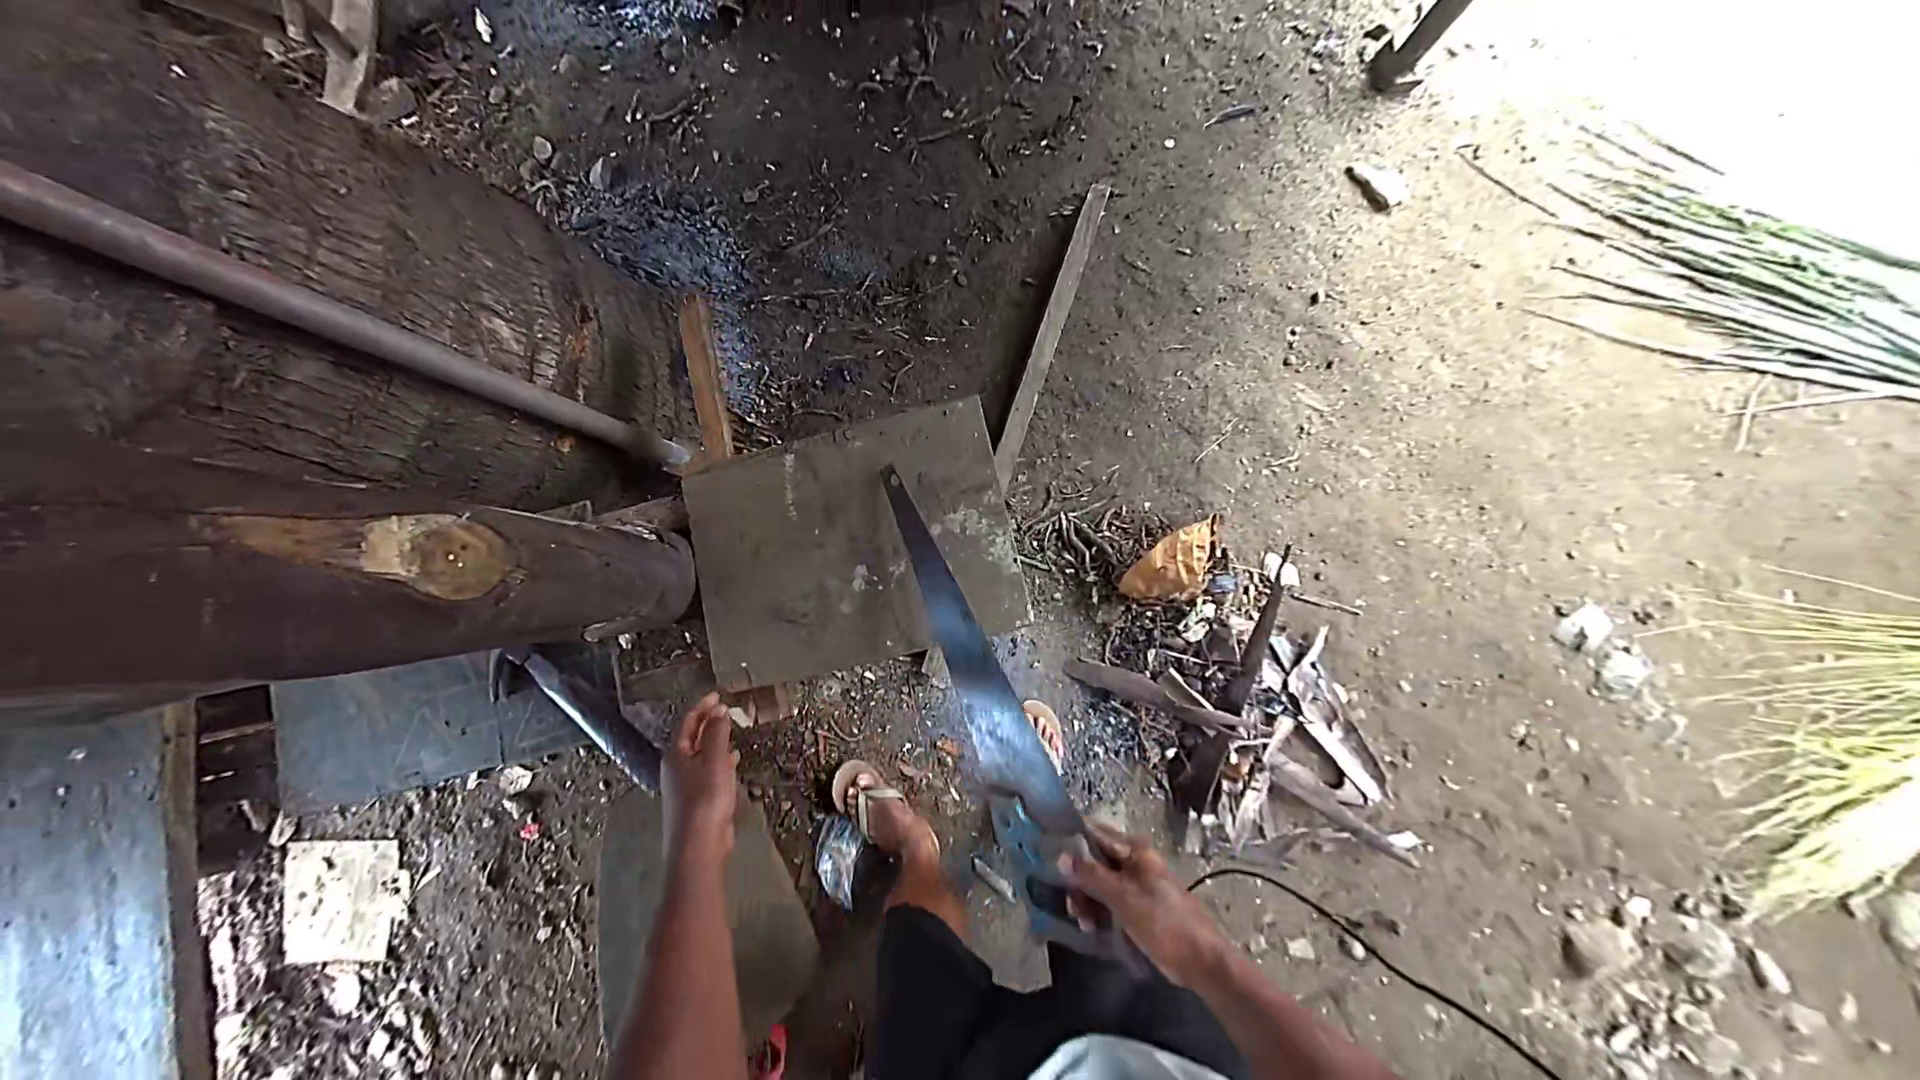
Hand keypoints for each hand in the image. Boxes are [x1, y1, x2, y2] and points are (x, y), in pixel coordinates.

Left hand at [663, 692, 736, 859]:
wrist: (698, 844)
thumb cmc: (705, 799)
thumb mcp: (714, 760)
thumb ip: (716, 733)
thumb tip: (719, 710)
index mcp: (676, 755)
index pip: (688, 722)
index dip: (703, 706)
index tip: (717, 694)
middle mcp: (677, 767)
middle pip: (692, 737)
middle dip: (708, 721)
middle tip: (725, 708)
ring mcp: (685, 784)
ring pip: (701, 753)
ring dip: (715, 739)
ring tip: (731, 728)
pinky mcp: (697, 798)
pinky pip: (708, 769)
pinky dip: (720, 758)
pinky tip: (733, 759)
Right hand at [1062, 824, 1231, 986]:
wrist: (1201, 961)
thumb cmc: (1163, 923)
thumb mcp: (1123, 898)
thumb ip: (1091, 875)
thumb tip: (1059, 855)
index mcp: (1134, 850)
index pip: (1094, 832)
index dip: (1070, 839)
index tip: (1046, 850)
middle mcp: (1133, 861)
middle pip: (1092, 859)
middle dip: (1077, 879)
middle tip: (1071, 903)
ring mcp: (1134, 884)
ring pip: (1097, 882)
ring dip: (1085, 899)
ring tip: (1084, 921)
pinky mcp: (1135, 906)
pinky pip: (1107, 900)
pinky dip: (1097, 910)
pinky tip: (1092, 927)